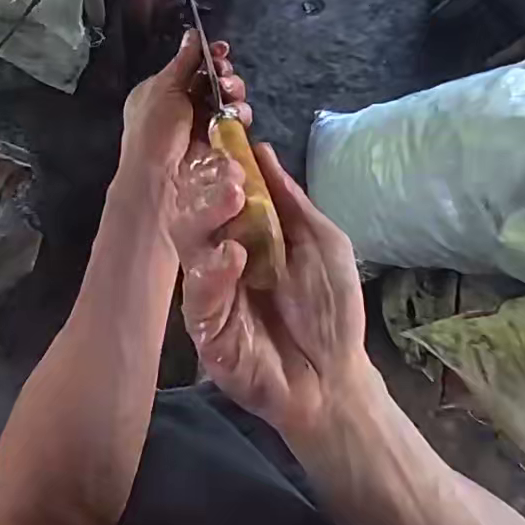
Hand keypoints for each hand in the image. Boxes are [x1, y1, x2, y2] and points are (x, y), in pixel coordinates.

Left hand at [120, 30, 249, 183]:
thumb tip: (194, 35)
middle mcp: (185, 107)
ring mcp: (204, 126)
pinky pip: (237, 123)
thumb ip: (184, 62)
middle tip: (224, 78)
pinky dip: (240, 116)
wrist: (161, 181)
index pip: (192, 67)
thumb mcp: (164, 88)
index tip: (221, 50)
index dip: (208, 57)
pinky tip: (236, 116)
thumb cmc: (154, 132)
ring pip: (230, 100)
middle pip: (216, 81)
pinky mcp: (220, 144)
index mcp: (163, 91)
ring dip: (234, 94)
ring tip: (230, 97)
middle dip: (225, 75)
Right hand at [170, 143, 373, 440]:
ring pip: (190, 250)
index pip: (220, 195)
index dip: (220, 170)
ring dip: (207, 220)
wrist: (334, 377)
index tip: (230, 147)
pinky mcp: (207, 332)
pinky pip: (199, 297)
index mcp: (245, 236)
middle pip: (197, 217)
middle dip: (210, 190)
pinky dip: (214, 272)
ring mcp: (211, 295)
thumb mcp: (320, 242)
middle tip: (230, 174)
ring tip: (232, 200)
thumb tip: (262, 151)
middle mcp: (221, 259)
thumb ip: (290, 201)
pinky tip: (234, 256)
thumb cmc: (330, 308)